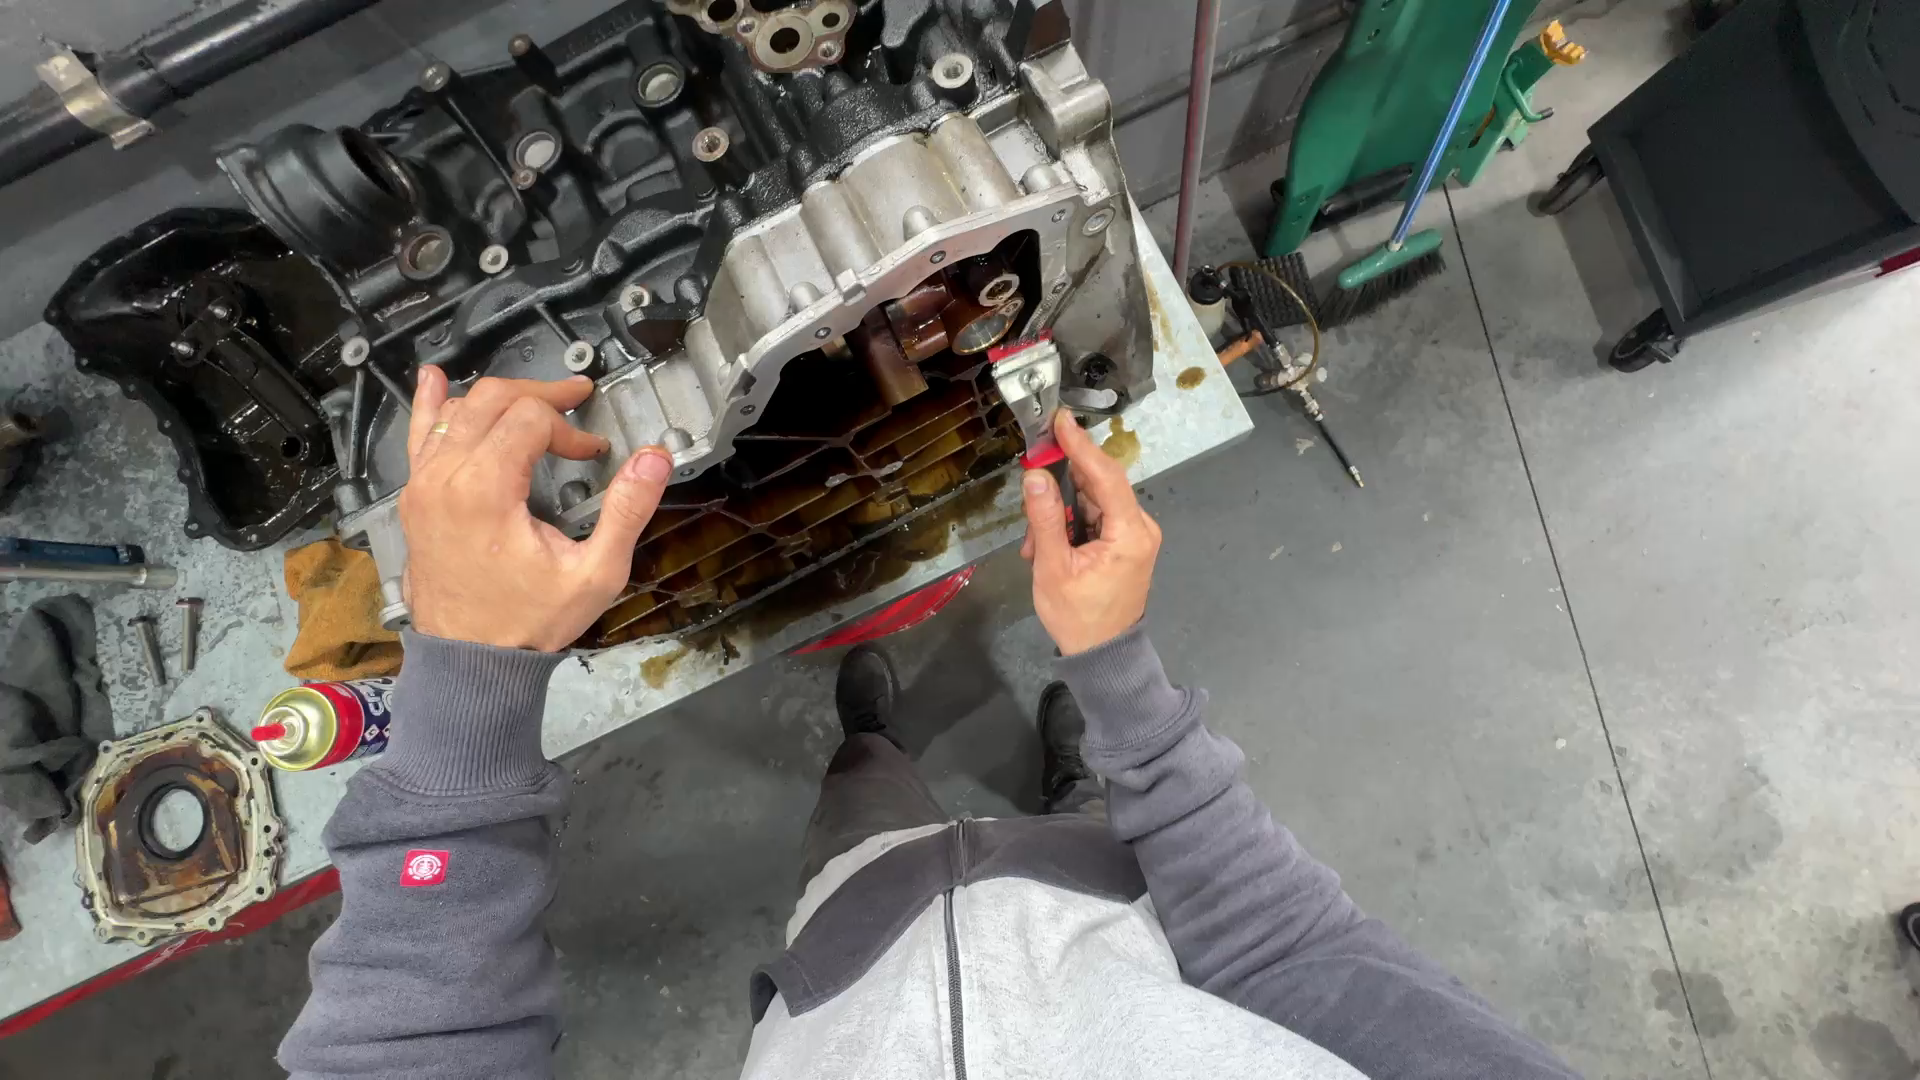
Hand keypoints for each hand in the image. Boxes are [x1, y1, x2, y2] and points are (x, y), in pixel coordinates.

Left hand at [399, 366, 672, 650]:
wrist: (472, 661)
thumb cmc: (532, 618)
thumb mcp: (597, 572)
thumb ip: (627, 510)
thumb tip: (655, 458)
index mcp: (485, 490)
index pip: (530, 419)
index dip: (570, 429)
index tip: (595, 455)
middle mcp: (444, 478)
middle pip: (492, 400)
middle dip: (542, 394)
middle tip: (579, 398)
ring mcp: (422, 486)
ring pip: (457, 410)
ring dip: (503, 396)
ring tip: (540, 396)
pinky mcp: (416, 498)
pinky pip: (419, 436)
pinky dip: (432, 405)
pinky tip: (435, 380)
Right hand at [1019, 409, 1161, 654]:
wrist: (1103, 656)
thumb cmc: (1078, 617)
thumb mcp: (1053, 568)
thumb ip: (1045, 519)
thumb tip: (1035, 475)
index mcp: (1129, 533)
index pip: (1105, 475)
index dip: (1081, 445)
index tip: (1060, 420)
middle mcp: (1140, 527)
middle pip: (1097, 486)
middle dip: (1060, 489)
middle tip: (1030, 491)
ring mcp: (1134, 535)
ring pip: (1092, 502)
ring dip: (1059, 514)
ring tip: (1035, 546)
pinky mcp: (1125, 543)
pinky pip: (1094, 519)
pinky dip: (1069, 526)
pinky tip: (1048, 547)